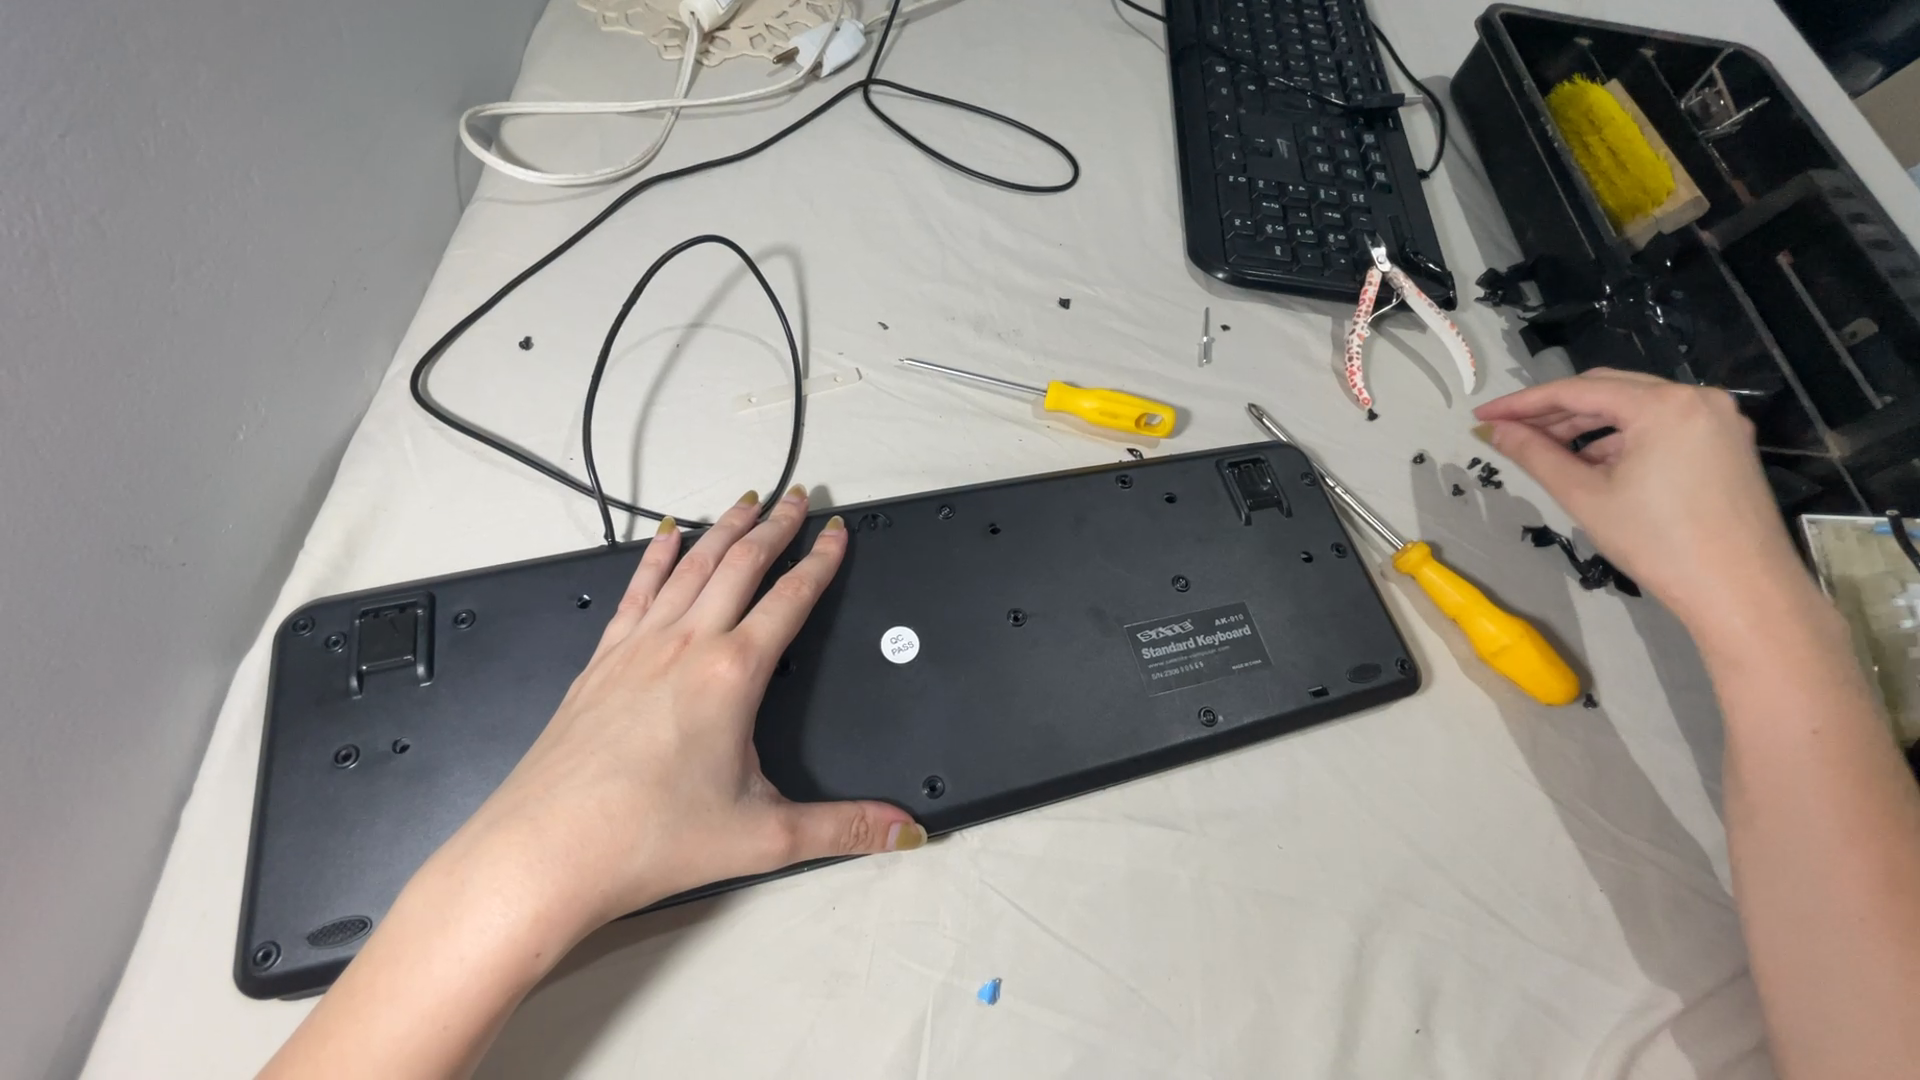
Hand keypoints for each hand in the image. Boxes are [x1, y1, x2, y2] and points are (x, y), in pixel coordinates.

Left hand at [443, 486, 925, 939]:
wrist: (542, 854)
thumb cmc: (645, 839)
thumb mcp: (762, 836)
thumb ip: (842, 828)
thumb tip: (901, 830)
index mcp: (732, 674)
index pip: (791, 599)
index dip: (821, 561)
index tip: (835, 532)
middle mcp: (686, 646)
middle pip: (741, 564)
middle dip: (776, 526)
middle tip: (798, 496)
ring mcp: (639, 647)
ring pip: (691, 566)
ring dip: (724, 529)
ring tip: (746, 501)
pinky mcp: (602, 661)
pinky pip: (637, 590)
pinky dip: (657, 557)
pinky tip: (665, 536)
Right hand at [1473, 369, 1797, 624]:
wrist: (1738, 588)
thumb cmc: (1655, 539)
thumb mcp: (1583, 494)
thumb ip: (1535, 454)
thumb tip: (1496, 430)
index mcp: (1663, 405)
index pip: (1576, 391)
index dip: (1522, 402)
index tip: (1482, 415)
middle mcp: (1697, 399)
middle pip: (1607, 390)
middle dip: (1552, 409)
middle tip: (1507, 428)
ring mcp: (1716, 420)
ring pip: (1632, 407)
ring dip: (1582, 424)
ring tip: (1541, 448)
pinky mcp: (1723, 443)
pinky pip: (1657, 425)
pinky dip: (1616, 437)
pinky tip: (1588, 463)